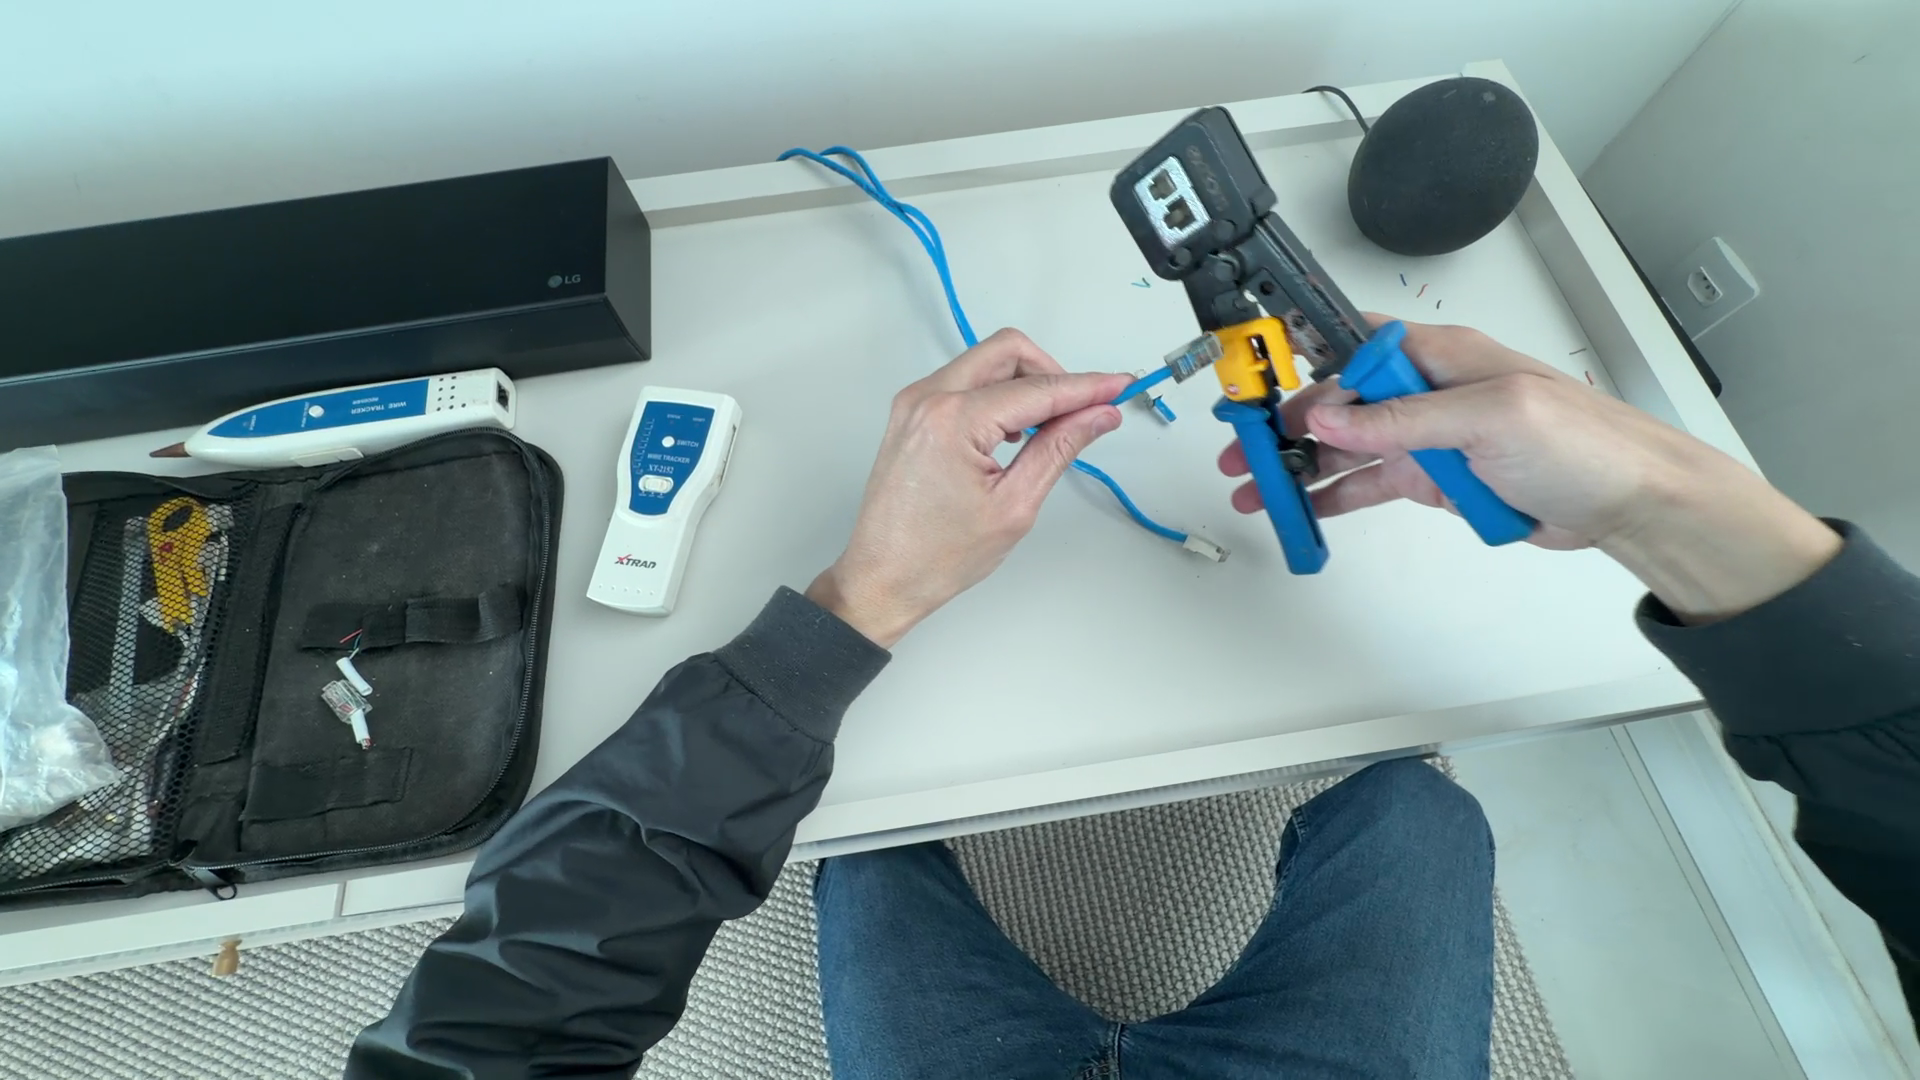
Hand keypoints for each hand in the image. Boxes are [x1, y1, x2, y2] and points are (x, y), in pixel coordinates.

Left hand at [808, 329, 1131, 645]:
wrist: (882, 578)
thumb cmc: (938, 556)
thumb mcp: (1014, 506)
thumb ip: (1059, 449)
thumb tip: (1097, 415)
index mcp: (954, 420)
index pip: (1037, 388)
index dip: (1086, 386)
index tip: (1119, 386)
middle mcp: (928, 398)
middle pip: (1008, 351)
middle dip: (1052, 373)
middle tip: (1082, 409)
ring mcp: (914, 403)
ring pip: (985, 362)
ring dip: (1024, 383)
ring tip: (1047, 429)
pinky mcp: (911, 415)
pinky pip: (964, 383)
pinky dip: (996, 395)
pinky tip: (1012, 432)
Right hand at [1219, 317, 1839, 621]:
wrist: (1627, 505)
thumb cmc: (1582, 443)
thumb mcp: (1489, 418)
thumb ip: (1401, 418)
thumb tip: (1326, 417)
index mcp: (1436, 358)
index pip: (1352, 345)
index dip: (1300, 357)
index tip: (1257, 379)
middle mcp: (1419, 394)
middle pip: (1332, 404)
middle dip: (1282, 427)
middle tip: (1244, 453)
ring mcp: (1418, 438)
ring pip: (1338, 449)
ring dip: (1295, 469)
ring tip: (1255, 491)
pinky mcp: (1422, 478)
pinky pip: (1361, 485)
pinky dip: (1328, 497)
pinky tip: (1298, 509)